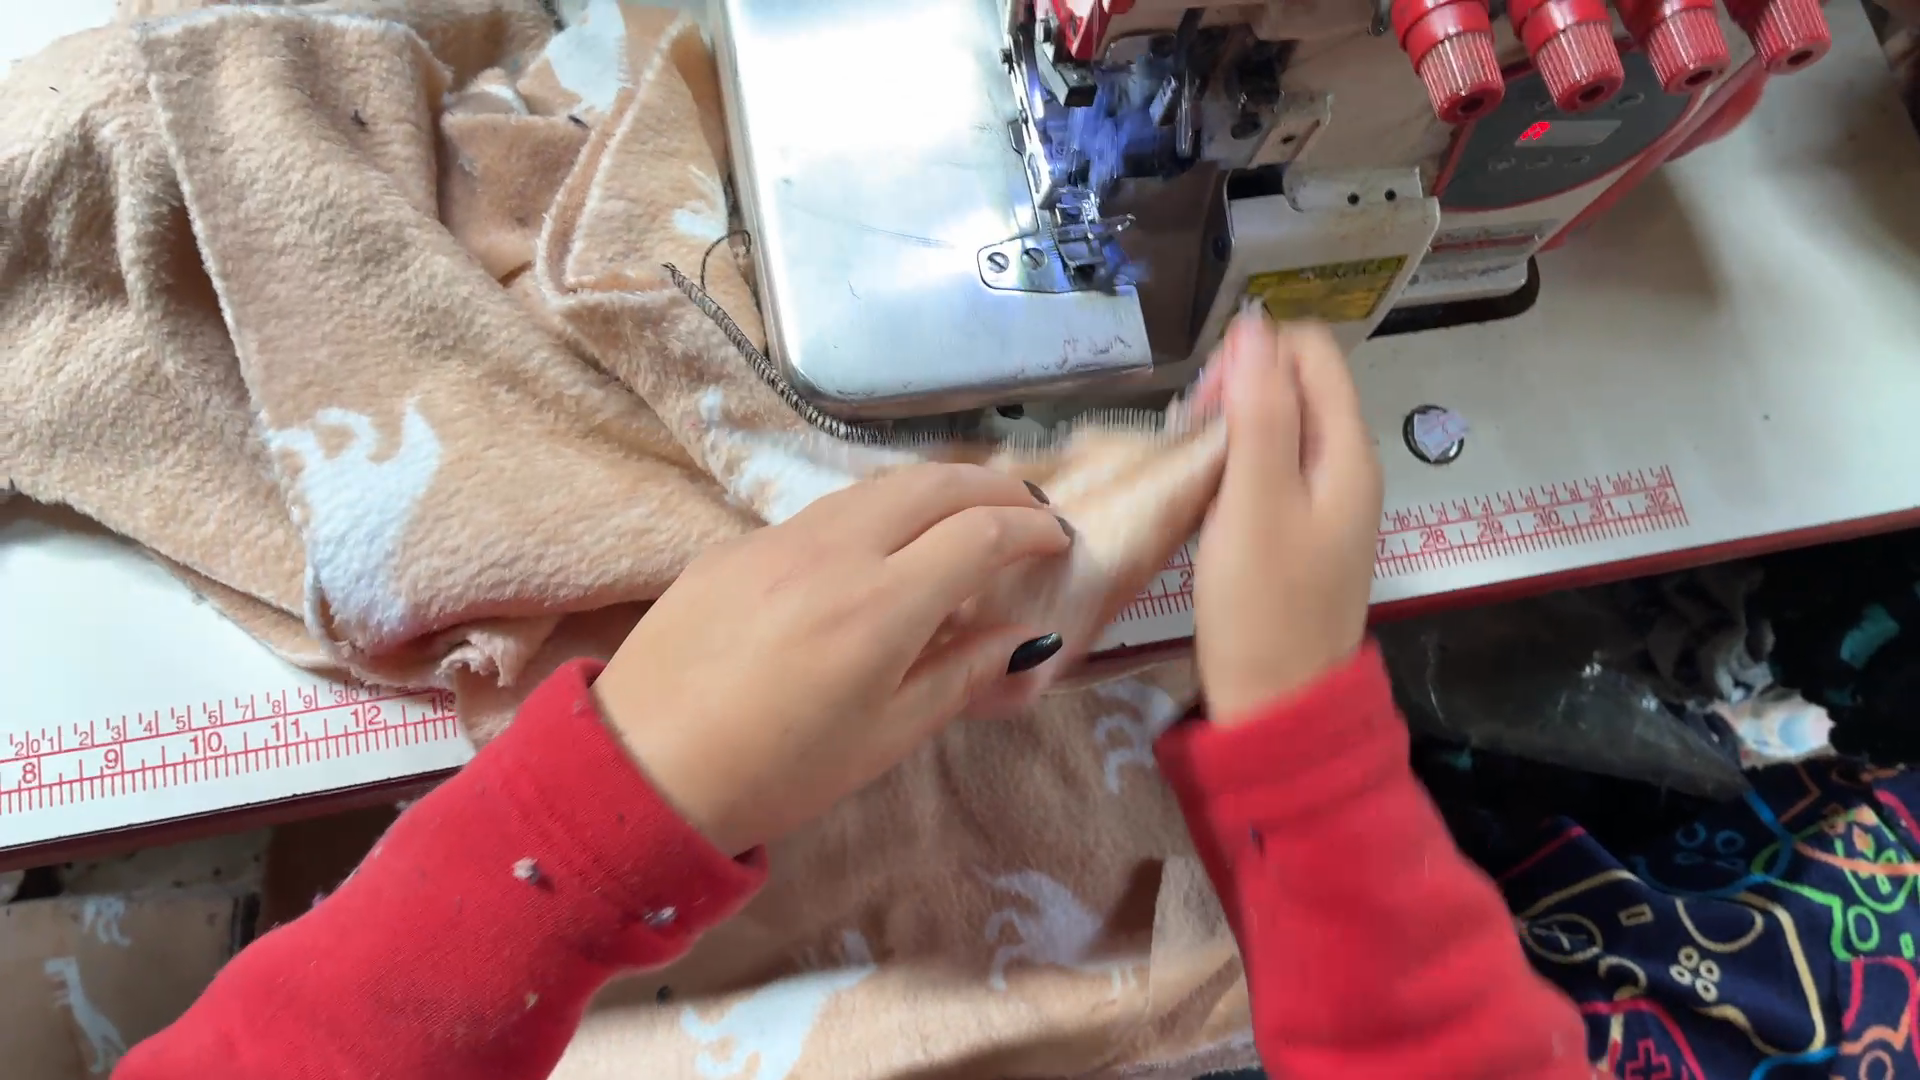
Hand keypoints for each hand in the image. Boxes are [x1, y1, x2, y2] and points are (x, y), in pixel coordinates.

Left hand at [590, 464, 1072, 853]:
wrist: (640, 771)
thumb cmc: (778, 772)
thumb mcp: (885, 737)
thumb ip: (961, 675)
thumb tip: (1022, 639)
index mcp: (880, 607)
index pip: (979, 535)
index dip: (1029, 529)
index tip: (1056, 538)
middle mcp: (834, 551)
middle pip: (933, 484)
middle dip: (993, 486)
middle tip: (1024, 507)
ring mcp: (778, 538)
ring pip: (877, 486)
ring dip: (934, 489)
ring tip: (962, 513)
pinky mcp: (737, 543)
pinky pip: (825, 510)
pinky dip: (876, 511)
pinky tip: (877, 545)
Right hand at [1193, 314, 1382, 722]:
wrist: (1276, 697)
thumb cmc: (1261, 601)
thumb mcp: (1255, 500)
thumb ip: (1260, 411)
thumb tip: (1255, 326)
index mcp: (1346, 450)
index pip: (1312, 352)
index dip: (1255, 357)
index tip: (1206, 403)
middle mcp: (1344, 465)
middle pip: (1294, 386)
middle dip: (1238, 392)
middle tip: (1192, 438)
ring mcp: (1322, 500)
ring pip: (1276, 428)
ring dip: (1230, 430)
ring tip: (1191, 466)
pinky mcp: (1297, 529)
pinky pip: (1267, 470)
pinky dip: (1232, 467)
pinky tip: (1204, 495)